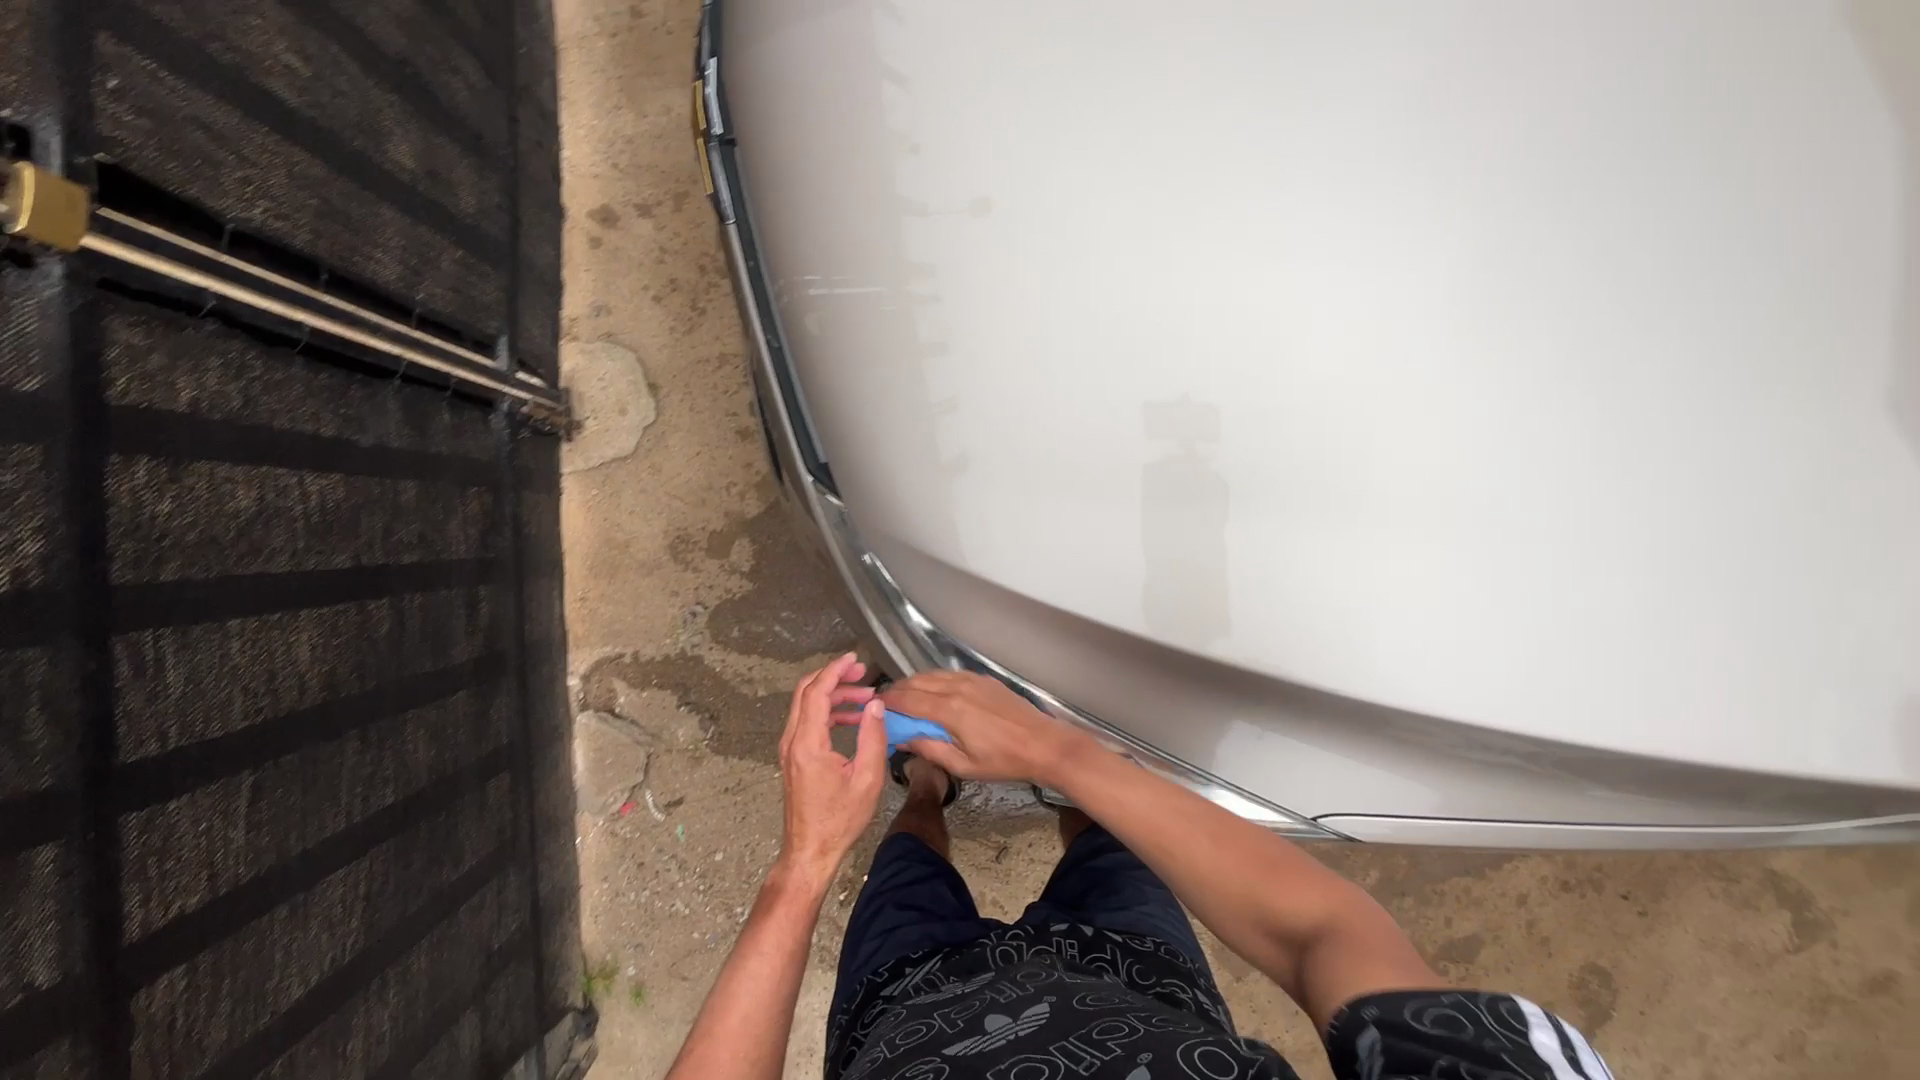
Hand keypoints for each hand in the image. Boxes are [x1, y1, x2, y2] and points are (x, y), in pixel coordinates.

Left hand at [778, 653, 888, 874]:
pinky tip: (853, 719)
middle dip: (834, 677)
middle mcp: (793, 742)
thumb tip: (876, 705)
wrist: (811, 850)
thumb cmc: (839, 820)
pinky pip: (808, 722)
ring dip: (833, 695)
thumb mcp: (867, 778)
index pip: (817, 692)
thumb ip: (873, 737)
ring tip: (865, 697)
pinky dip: (829, 712)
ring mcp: (790, 750)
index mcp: (808, 744)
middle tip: (862, 673)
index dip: (835, 671)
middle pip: (806, 692)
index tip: (855, 660)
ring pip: (806, 706)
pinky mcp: (794, 758)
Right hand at [880, 672, 1090, 784]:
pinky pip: (949, 674)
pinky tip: (931, 690)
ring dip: (914, 683)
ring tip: (903, 695)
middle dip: (897, 690)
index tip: (873, 706)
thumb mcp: (963, 765)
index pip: (908, 700)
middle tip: (884, 702)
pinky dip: (933, 679)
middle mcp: (957, 687)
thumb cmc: (1003, 761)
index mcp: (949, 710)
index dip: (887, 702)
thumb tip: (902, 740)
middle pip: (917, 682)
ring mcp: (972, 680)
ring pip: (932, 675)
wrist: (1043, 744)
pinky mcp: (983, 679)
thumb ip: (929, 749)